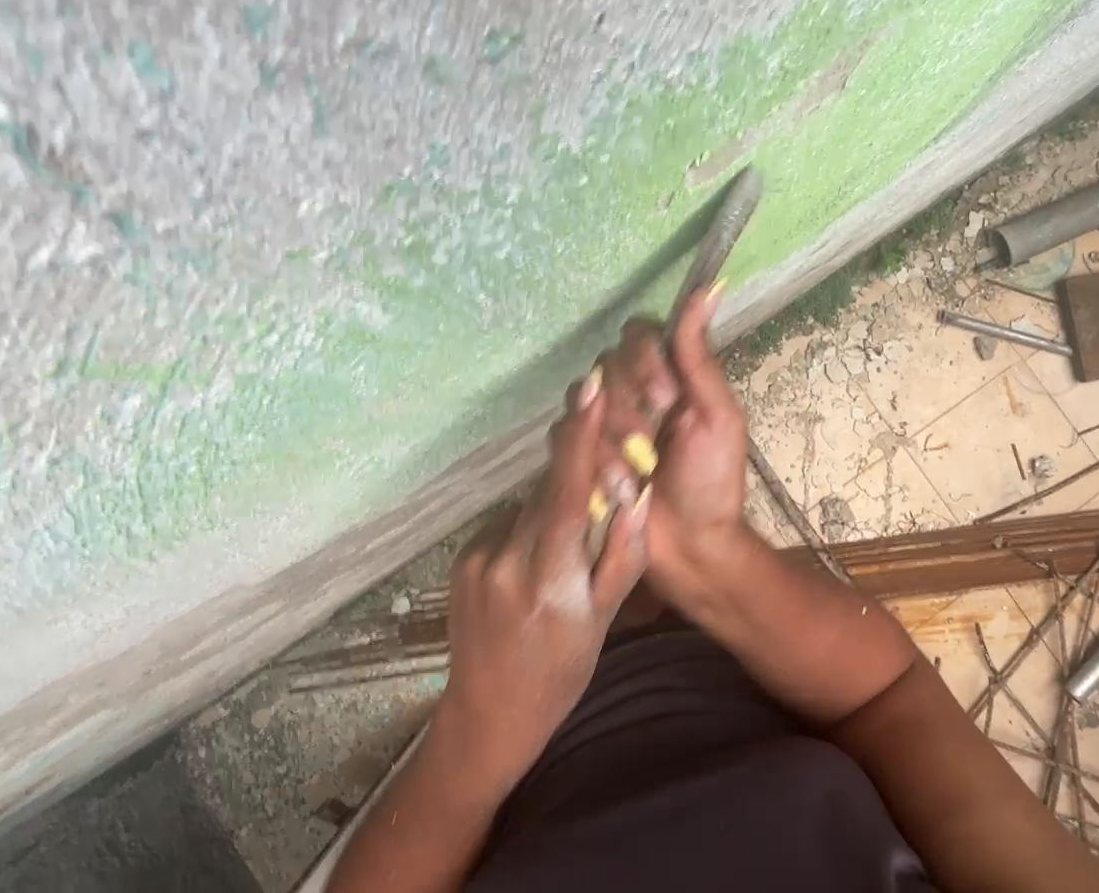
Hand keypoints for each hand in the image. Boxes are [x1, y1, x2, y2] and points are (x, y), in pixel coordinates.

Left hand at [434, 371, 651, 793]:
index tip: (589, 386)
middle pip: (550, 490)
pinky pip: (509, 523)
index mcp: (548, 578)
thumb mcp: (603, 619)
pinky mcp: (462, 557)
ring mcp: (477, 556)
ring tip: (564, 557)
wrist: (490, 712)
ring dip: (556, 510)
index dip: (579, 436)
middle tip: (606, 491)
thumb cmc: (562, 670)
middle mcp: (505, 559)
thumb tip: (636, 492)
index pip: (567, 492)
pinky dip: (532, 528)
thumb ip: (621, 554)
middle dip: (581, 477)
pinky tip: (536, 565)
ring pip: (531, 506)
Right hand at [592, 285, 751, 575]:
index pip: (639, 334)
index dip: (645, 359)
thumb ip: (700, 355)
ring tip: (638, 476)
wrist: (691, 547)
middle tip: (653, 447)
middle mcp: (632, 390)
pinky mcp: (582, 452)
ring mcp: (603, 421)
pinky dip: (594, 461)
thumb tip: (710, 287)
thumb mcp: (717, 416)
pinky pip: (567, 436)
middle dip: (630, 409)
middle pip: (607, 366)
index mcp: (669, 374)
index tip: (665, 396)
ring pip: (585, 402)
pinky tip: (618, 487)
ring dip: (613, 440)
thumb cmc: (712, 481)